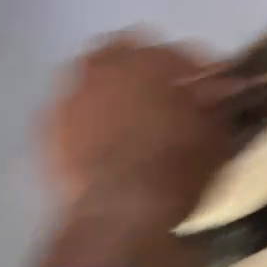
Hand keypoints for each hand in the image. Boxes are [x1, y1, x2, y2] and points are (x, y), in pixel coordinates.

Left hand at [40, 32, 234, 230]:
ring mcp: (67, 95)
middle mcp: (100, 68)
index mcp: (147, 64)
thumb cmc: (177, 173)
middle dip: (146, 68)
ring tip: (134, 120)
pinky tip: (108, 144)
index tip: (214, 88)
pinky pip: (73, 112)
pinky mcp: (46, 127)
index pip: (178, 54)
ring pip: (92, 79)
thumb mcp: (214, 141)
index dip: (200, 71)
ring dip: (114, 92)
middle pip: (123, 52)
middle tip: (167, 95)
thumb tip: (220, 87)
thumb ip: (215, 107)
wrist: (121, 214)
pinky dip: (91, 120)